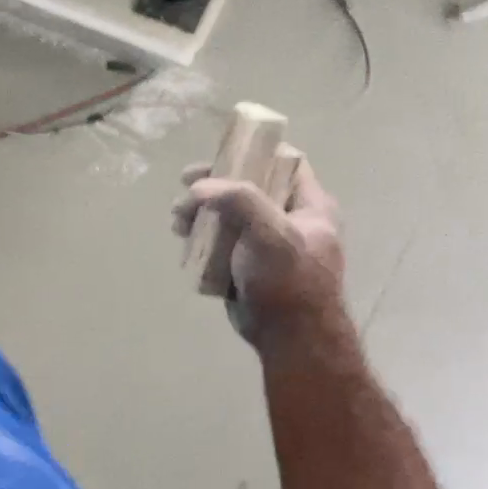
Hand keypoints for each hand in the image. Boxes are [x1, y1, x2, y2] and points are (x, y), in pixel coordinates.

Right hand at [172, 157, 348, 360]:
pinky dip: (197, 234)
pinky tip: (184, 242)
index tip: (214, 158)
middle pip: (244, 185)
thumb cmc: (289, 282)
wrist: (289, 335)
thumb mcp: (272, 235)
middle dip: (209, 187)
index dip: (249, 153)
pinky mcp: (244, 259)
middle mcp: (289, 217)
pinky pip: (216, 236)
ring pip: (224, 211)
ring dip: (196, 212)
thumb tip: (198, 187)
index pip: (284, 162)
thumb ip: (240, 201)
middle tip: (184, 192)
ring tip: (178, 224)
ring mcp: (265, 239)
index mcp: (309, 206)